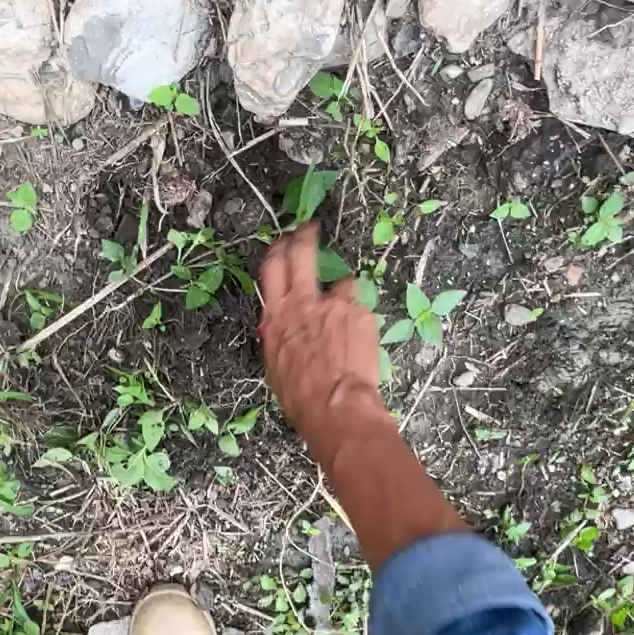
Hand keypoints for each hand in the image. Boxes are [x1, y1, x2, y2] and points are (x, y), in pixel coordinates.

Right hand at [258, 224, 384, 460]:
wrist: (335, 405)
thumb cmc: (301, 397)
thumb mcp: (276, 368)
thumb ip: (281, 339)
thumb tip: (284, 331)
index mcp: (276, 318)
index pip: (273, 268)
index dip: (279, 249)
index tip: (284, 241)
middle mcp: (303, 304)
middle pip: (301, 253)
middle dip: (305, 236)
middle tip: (310, 229)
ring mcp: (333, 305)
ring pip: (340, 282)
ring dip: (343, 293)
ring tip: (347, 314)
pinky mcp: (360, 313)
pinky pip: (361, 307)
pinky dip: (360, 318)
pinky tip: (360, 339)